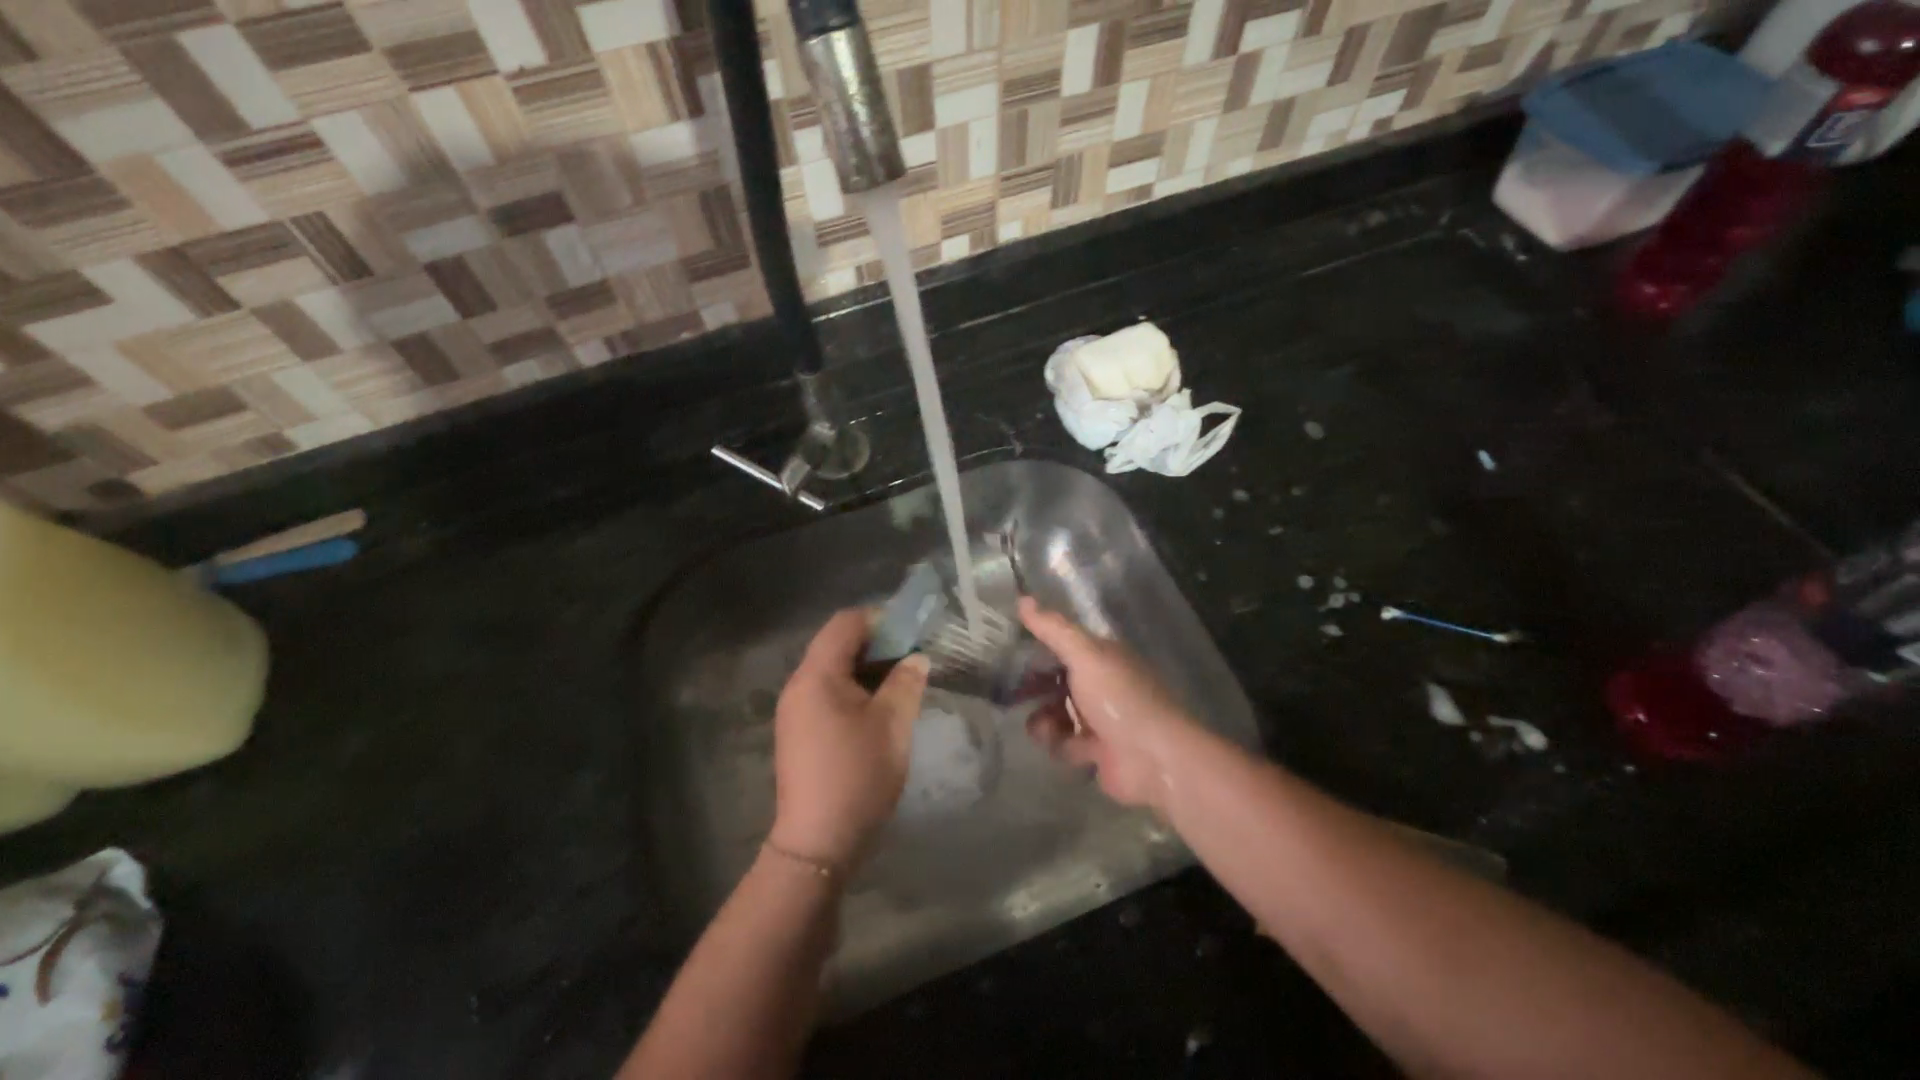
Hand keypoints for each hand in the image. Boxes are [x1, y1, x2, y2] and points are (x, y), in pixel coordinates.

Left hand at [769, 609, 928, 871]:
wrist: (818, 842)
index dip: (881, 619)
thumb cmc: (857, 775)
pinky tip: (883, 710)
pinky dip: (856, 693)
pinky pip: (828, 697)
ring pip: (834, 673)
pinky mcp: (800, 734)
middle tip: (917, 657)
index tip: (916, 632)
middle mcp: (798, 686)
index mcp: (816, 675)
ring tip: (906, 683)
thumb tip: (916, 657)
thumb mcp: (892, 725)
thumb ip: (906, 682)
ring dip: (869, 671)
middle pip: (837, 646)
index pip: (845, 623)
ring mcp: (795, 712)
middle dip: (878, 645)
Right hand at [1019, 597, 1200, 810]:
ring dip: (1043, 718)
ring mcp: (1099, 718)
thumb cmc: (1120, 699)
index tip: (1005, 649)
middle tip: (1010, 692)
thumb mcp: (1085, 656)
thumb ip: (1053, 630)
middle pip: (1057, 679)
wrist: (1154, 758)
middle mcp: (1102, 683)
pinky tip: (1056, 743)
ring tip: (1042, 725)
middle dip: (1034, 686)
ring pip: (1057, 712)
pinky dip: (1057, 742)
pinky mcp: (1096, 750)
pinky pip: (1064, 742)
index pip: (1064, 643)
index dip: (1036, 644)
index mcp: (1103, 656)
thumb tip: (1022, 598)